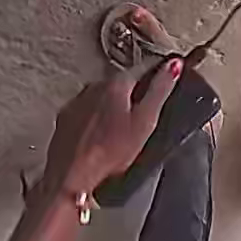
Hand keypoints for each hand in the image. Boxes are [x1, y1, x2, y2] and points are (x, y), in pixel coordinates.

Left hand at [38, 59, 183, 213]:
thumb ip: (160, 90)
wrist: (72, 175)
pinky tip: (103, 132)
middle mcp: (94, 86)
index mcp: (116, 84)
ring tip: (125, 122)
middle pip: (122, 80)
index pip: (144, 66)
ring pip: (103, 93)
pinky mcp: (66, 116)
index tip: (168, 69)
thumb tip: (174, 65)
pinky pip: (87, 108)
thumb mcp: (145, 121)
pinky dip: (97, 115)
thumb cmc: (109, 151)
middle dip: (136, 88)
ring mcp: (78, 100)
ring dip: (115, 101)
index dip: (159, 68)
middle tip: (148, 103)